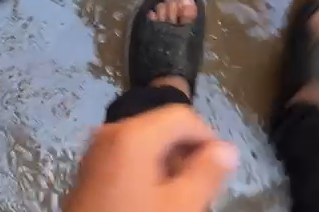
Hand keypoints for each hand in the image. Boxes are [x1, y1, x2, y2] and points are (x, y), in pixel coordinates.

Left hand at [63, 105, 238, 211]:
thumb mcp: (179, 206)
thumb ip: (206, 174)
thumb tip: (228, 150)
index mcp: (133, 133)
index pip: (182, 115)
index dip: (207, 138)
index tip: (221, 168)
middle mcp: (112, 131)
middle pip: (162, 127)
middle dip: (186, 153)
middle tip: (200, 188)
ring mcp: (97, 149)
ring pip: (145, 143)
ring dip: (168, 164)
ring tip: (179, 197)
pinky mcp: (90, 168)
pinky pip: (127, 156)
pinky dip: (147, 170)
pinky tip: (153, 199)